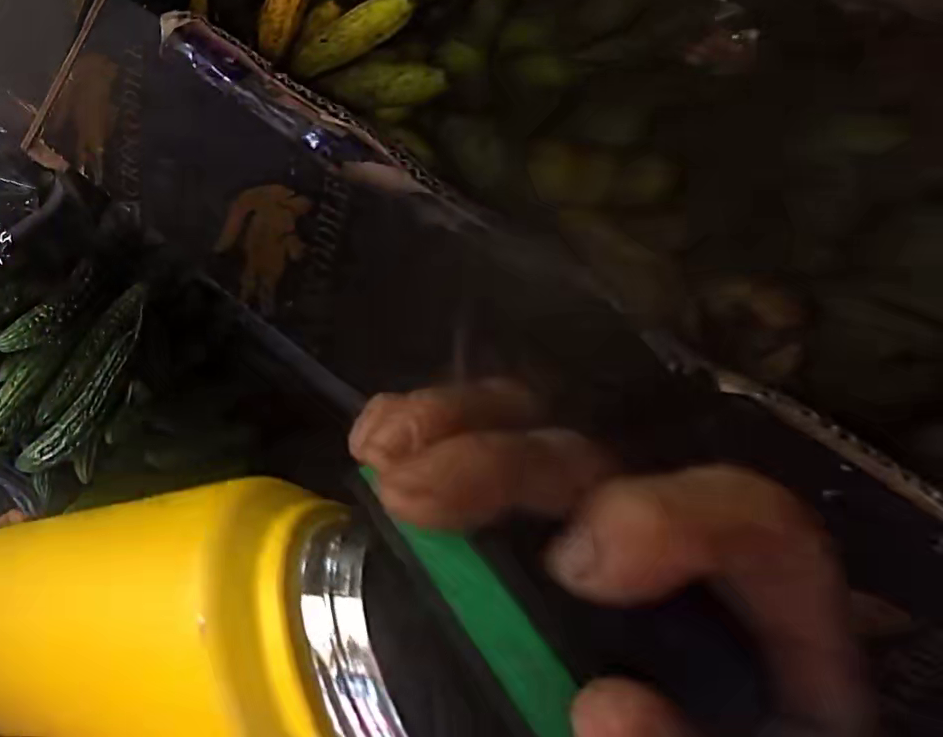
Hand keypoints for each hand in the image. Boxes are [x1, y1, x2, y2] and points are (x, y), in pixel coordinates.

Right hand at [350, 380, 873, 736]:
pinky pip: (449, 422)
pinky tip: (370, 448)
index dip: (659, 519)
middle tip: (407, 494)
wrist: (575, 710)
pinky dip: (405, 422)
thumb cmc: (675, 724)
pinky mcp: (485, 482)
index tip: (575, 571)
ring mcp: (557, 489)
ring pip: (513, 413)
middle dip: (489, 462)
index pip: (740, 513)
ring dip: (439, 422)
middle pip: (583, 449)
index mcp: (749, 599)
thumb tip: (608, 704)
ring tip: (379, 455)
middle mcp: (648, 515)